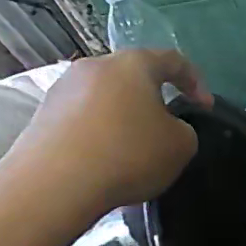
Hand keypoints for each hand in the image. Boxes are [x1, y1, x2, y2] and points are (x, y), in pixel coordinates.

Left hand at [0, 49, 212, 217]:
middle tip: (165, 128)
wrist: (53, 185)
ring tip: (131, 150)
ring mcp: (63, 89)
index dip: (195, 82)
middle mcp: (95, 65)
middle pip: (133, 77)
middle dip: (153, 99)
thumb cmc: (127, 155)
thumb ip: (184, 130)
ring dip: (122, 117)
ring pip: (105, 97)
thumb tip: (167, 129)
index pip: (174, 60)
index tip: (204, 107)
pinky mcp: (41, 115)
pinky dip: (98, 134)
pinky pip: (81, 119)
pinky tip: (102, 162)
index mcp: (134, 63)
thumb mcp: (180, 146)